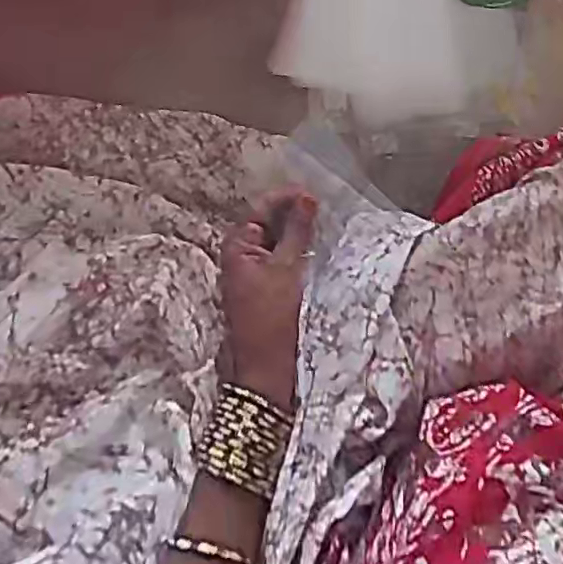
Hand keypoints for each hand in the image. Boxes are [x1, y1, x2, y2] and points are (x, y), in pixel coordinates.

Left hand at [218, 191, 317, 411]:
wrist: (268, 370)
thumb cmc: (272, 317)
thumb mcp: (287, 268)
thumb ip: (297, 230)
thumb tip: (307, 197)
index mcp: (237, 247)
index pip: (261, 208)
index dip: (286, 197)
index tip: (314, 193)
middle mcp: (242, 255)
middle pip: (269, 221)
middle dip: (294, 211)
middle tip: (324, 205)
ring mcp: (255, 271)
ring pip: (278, 238)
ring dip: (299, 229)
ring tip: (325, 221)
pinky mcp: (268, 285)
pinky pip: (284, 256)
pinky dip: (300, 247)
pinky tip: (319, 244)